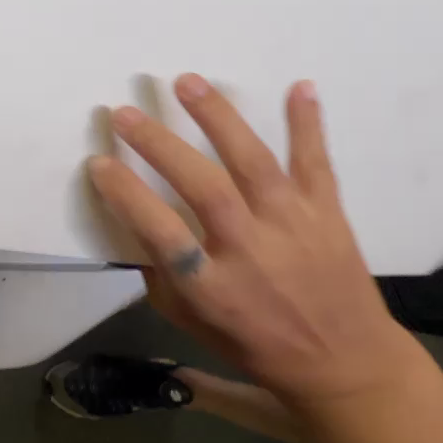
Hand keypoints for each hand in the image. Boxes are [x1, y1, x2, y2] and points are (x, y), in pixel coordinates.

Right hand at [88, 74, 424, 408]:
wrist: (345, 360)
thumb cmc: (249, 341)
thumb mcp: (186, 317)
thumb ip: (159, 270)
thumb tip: (133, 222)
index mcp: (210, 285)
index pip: (160, 232)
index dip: (126, 195)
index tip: (97, 163)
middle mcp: (251, 250)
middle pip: (204, 189)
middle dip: (160, 147)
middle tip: (125, 113)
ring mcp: (293, 227)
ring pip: (253, 164)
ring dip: (218, 119)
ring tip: (187, 82)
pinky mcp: (327, 214)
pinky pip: (317, 164)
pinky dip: (308, 125)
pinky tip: (299, 87)